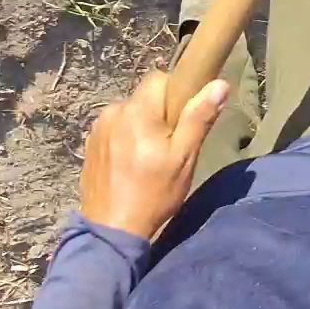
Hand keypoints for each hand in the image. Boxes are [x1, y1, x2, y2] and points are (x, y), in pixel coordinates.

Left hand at [79, 73, 230, 238]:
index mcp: (137, 110)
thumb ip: (199, 118)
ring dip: (140, 127)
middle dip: (159, 115)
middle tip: (168, 148)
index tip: (182, 122)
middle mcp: (114, 111)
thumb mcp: (183, 158)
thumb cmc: (153, 193)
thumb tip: (219, 84)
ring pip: (129, 114)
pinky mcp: (90, 144)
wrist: (111, 229)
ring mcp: (98, 128)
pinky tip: (129, 166)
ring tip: (147, 160)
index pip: (159, 78)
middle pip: (144, 98)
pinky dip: (125, 139)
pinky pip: (114, 129)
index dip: (175, 94)